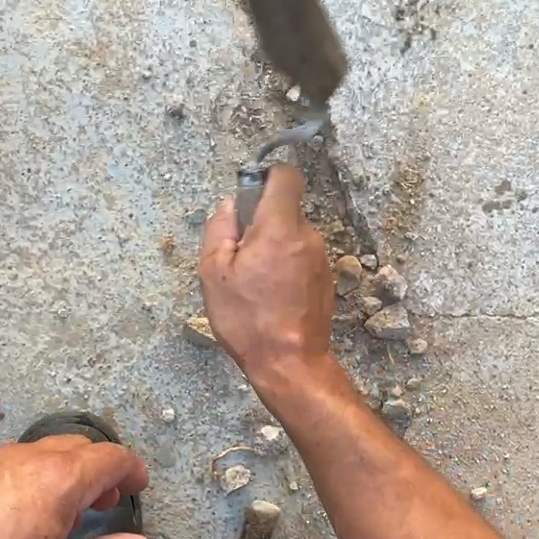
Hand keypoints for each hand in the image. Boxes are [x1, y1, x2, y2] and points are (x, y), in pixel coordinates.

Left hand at [0, 435, 152, 538]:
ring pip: (41, 455)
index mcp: (54, 481)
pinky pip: (9, 466)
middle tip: (106, 506)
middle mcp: (21, 459)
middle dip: (101, 472)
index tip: (138, 488)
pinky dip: (31, 481)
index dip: (132, 470)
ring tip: (63, 520)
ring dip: (65, 476)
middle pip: (77, 448)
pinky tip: (16, 524)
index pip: (110, 456)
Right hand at [198, 165, 336, 386]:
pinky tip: (270, 296)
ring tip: (253, 284)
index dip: (265, 179)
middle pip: (284, 209)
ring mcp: (320, 258)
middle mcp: (307, 236)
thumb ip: (219, 230)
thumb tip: (229, 208)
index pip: (285, 176)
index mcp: (280, 227)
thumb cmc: (249, 321)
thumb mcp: (213, 274)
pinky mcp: (324, 279)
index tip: (247, 200)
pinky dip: (284, 268)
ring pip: (291, 236)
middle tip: (239, 258)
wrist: (290, 362)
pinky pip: (300, 258)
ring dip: (271, 249)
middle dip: (260, 224)